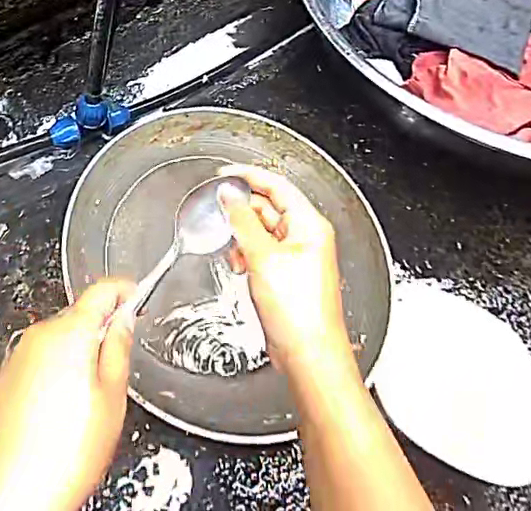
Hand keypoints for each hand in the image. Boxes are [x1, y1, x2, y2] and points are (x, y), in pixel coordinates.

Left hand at [0, 280, 133, 510]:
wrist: (5, 503)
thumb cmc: (61, 456)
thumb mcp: (113, 396)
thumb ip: (120, 346)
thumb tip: (125, 318)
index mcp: (69, 331)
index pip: (104, 288)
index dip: (127, 290)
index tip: (137, 298)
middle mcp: (39, 336)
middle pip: (81, 314)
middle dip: (102, 331)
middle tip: (118, 366)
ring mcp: (18, 358)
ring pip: (61, 340)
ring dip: (79, 354)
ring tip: (88, 400)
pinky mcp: (4, 382)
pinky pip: (40, 362)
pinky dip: (56, 374)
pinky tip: (61, 413)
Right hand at [218, 165, 351, 374]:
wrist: (310, 356)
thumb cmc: (300, 312)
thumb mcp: (263, 258)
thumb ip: (243, 223)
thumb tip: (230, 197)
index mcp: (309, 224)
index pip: (277, 185)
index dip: (249, 176)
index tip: (225, 175)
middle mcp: (307, 236)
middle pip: (270, 207)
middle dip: (244, 212)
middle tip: (220, 214)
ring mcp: (299, 256)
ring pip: (265, 231)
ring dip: (244, 237)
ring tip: (232, 249)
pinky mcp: (289, 274)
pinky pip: (265, 251)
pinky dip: (249, 254)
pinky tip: (239, 264)